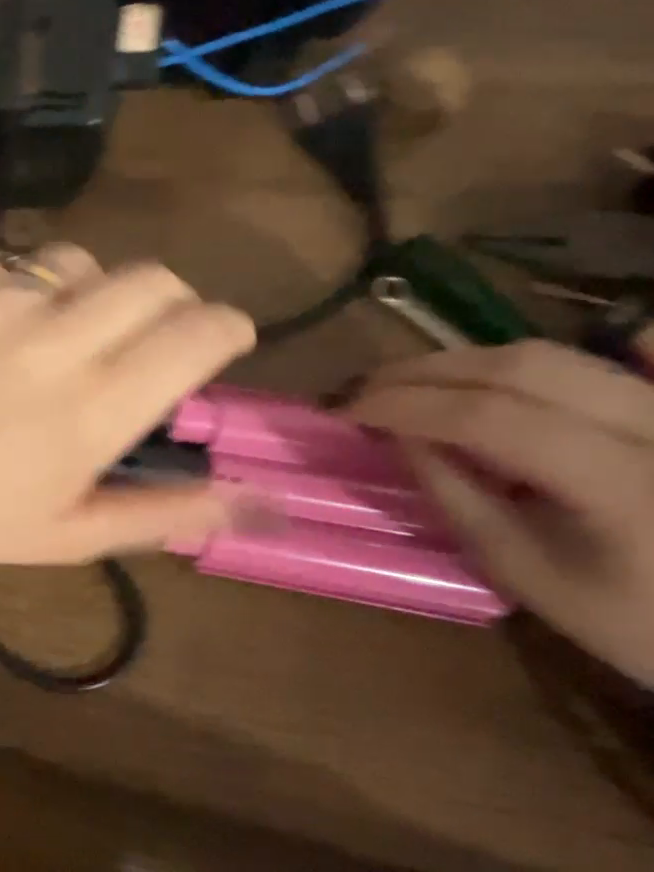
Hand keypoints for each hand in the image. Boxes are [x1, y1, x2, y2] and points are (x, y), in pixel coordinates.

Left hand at [0, 244, 255, 572]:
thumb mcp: (79, 533)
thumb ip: (176, 512)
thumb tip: (270, 504)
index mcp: (102, 405)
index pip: (202, 329)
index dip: (223, 329)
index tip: (212, 343)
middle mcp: (57, 343)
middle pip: (152, 277)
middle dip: (166, 301)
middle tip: (137, 334)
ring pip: (75, 262)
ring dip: (84, 290)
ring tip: (57, 328)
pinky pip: (3, 266)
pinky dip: (11, 290)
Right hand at [349, 340, 653, 685]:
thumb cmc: (638, 620)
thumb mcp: (531, 574)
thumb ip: (461, 499)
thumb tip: (398, 436)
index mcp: (621, 483)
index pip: (490, 416)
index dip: (407, 404)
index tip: (346, 411)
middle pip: (523, 369)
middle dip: (429, 371)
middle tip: (367, 387)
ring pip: (559, 356)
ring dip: (473, 360)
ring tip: (419, 380)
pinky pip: (631, 360)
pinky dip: (580, 350)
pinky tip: (545, 356)